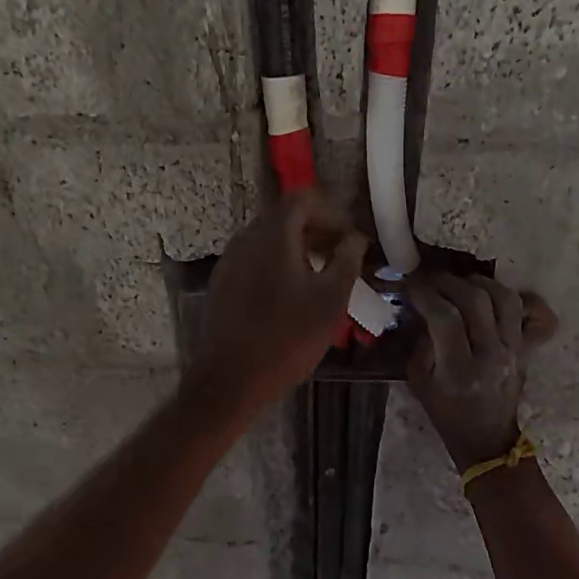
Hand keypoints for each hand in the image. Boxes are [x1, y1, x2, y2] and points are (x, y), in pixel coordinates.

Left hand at [191, 190, 367, 406]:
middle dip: (316, 229)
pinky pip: (254, 260)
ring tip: (322, 272)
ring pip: (268, 241)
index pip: (301, 200)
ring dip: (297, 247)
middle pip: (283, 219)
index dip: (329, 209)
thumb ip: (347, 261)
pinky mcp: (222, 285)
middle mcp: (246, 239)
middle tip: (341, 251)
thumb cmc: (288, 337)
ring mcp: (229, 262)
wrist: (231, 378)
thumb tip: (356, 239)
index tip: (349, 230)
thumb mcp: (331, 300)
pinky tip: (293, 292)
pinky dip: (277, 263)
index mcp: (273, 236)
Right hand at [407, 275, 558, 471]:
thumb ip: (421, 342)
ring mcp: (515, 350)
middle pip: (475, 300)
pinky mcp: (528, 349)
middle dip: (448, 282)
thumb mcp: (419, 380)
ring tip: (462, 283)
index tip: (412, 286)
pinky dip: (521, 300)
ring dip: (480, 282)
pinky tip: (498, 297)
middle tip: (432, 280)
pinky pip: (535, 316)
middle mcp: (492, 356)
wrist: (486, 437)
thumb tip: (425, 308)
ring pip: (505, 299)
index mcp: (459, 370)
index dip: (426, 294)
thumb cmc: (446, 411)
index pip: (445, 317)